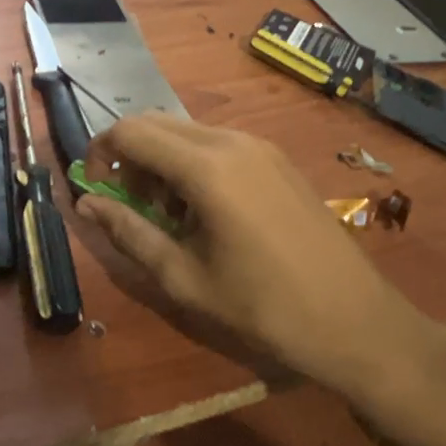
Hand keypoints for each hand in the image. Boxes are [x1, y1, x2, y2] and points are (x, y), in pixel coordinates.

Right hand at [74, 114, 445, 404]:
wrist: (360, 323)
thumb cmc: (265, 308)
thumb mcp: (185, 279)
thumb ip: (129, 233)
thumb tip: (85, 204)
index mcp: (205, 168)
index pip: (129, 132)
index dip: (100, 153)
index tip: (95, 189)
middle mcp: (230, 141)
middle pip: (155, 122)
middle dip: (129, 155)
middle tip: (130, 205)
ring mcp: (258, 146)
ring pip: (185, 131)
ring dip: (160, 159)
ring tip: (168, 215)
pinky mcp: (276, 158)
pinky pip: (216, 143)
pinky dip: (191, 163)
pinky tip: (205, 211)